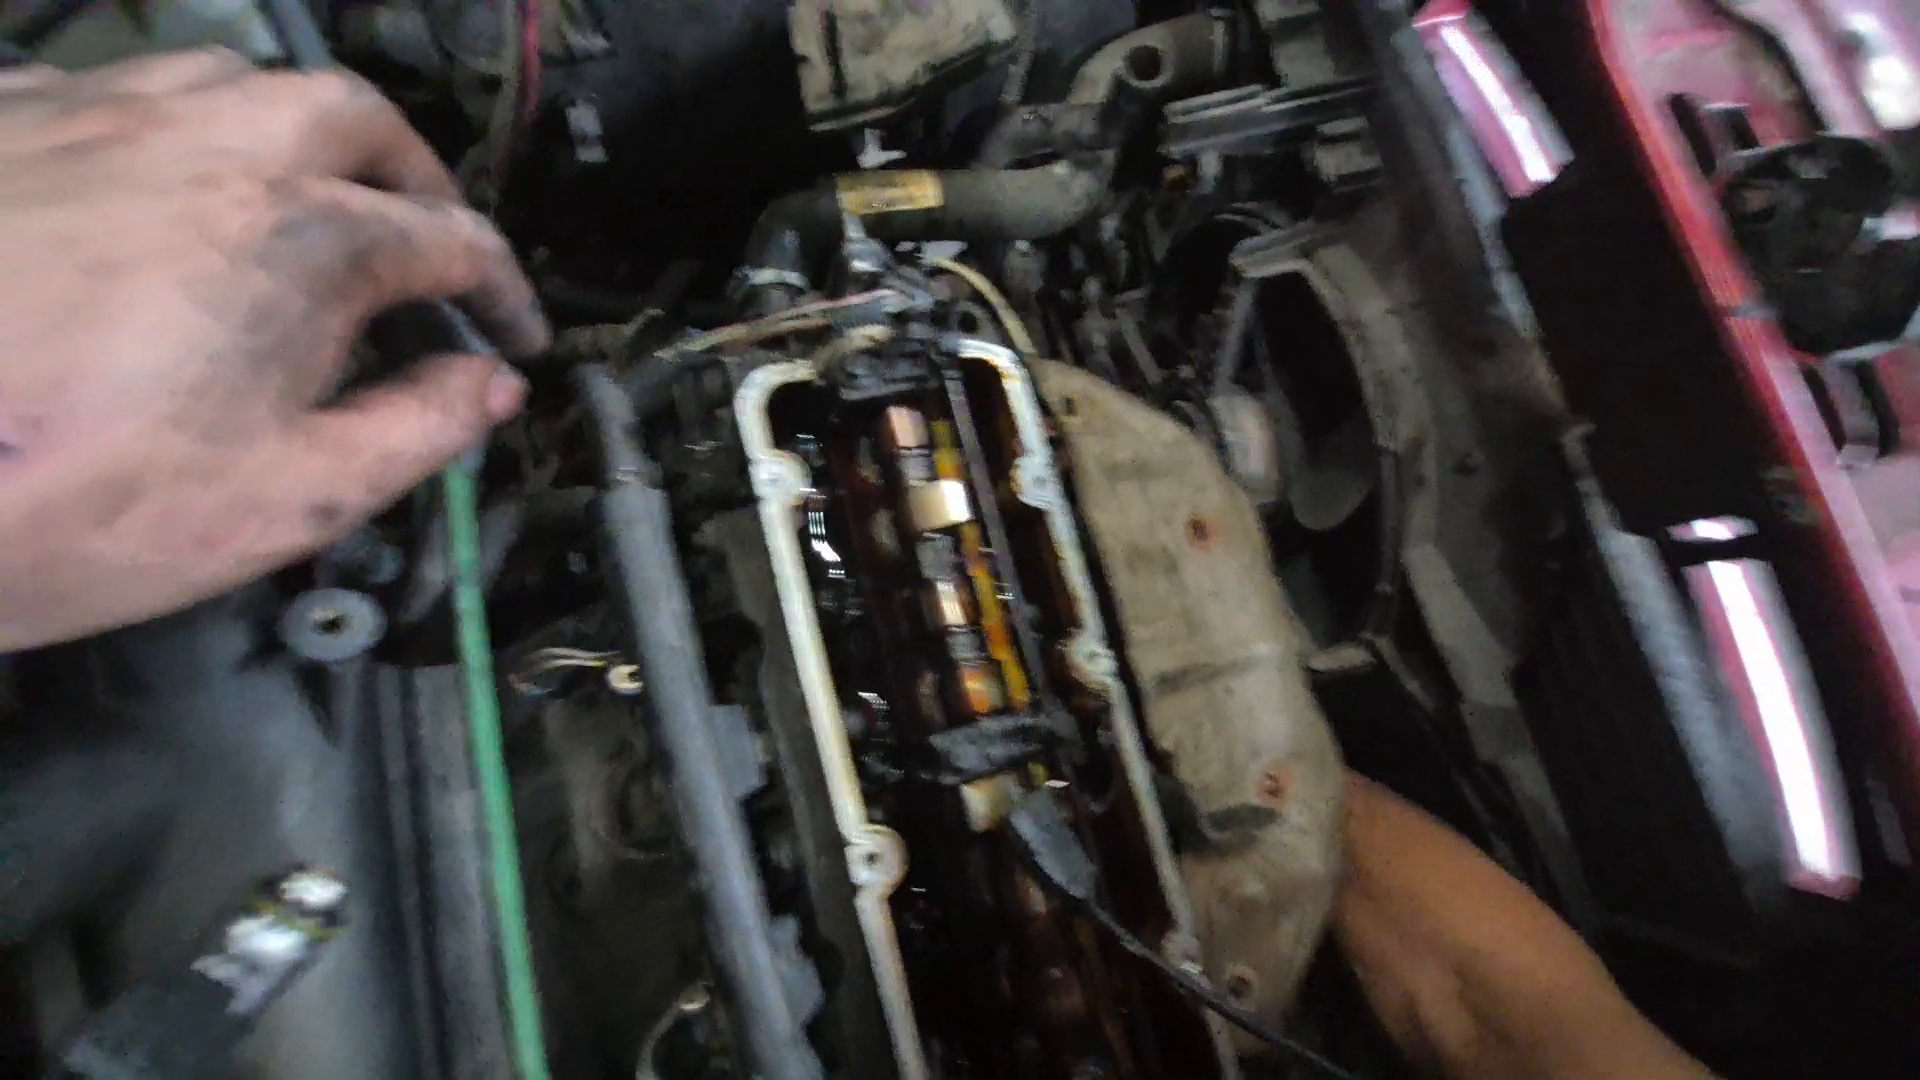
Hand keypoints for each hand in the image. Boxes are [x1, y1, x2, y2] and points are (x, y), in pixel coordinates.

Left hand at [0, 50, 548, 649]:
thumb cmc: (71, 503)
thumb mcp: (303, 495)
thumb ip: (428, 427)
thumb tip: (493, 382)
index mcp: (298, 241)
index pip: (455, 240)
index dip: (507, 294)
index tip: (516, 342)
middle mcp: (197, 150)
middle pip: (355, 117)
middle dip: (422, 182)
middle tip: (438, 251)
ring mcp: (73, 121)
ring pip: (233, 76)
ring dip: (310, 140)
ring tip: (322, 213)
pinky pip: (109, 86)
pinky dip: (186, 133)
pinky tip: (178, 200)